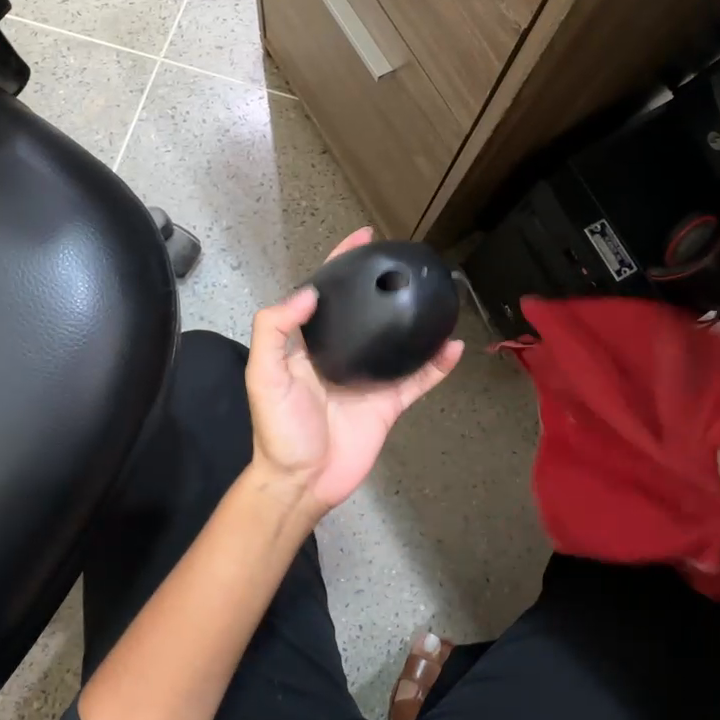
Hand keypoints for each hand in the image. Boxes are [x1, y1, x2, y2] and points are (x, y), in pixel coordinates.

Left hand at [244, 228, 464, 516]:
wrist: (302, 482)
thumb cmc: (279, 429)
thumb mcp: (264, 375)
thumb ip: (275, 329)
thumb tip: (309, 291)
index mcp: (311, 344)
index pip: (325, 292)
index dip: (340, 261)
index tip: (364, 236)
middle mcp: (342, 354)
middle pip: (367, 311)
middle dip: (384, 286)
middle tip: (409, 264)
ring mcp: (369, 378)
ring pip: (399, 342)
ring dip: (418, 322)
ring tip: (438, 297)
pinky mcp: (390, 404)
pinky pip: (418, 379)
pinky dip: (438, 365)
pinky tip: (454, 347)